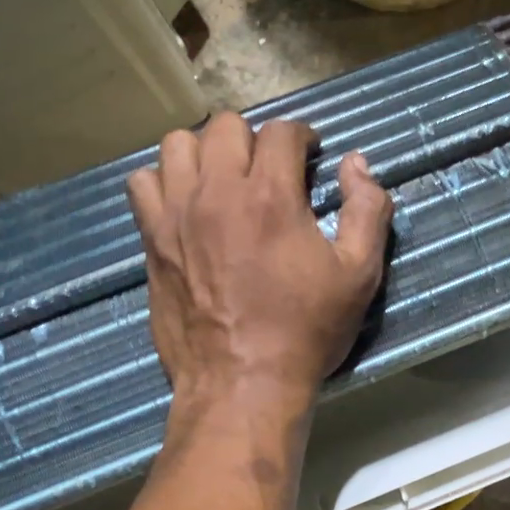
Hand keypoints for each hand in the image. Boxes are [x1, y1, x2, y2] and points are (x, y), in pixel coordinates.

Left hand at [125, 114, 392, 409]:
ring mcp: (176, 214)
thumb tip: (357, 164)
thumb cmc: (306, 332)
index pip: (281, 133)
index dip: (303, 137)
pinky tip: (185, 204)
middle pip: (226, 126)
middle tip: (270, 171)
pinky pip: (143, 183)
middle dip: (255, 140)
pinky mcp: (152, 240)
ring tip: (224, 180)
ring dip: (206, 152)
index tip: (310, 155)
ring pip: (178, 145)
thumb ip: (366, 212)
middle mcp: (217, 192)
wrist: (242, 383)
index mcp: (271, 196)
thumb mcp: (358, 276)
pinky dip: (164, 182)